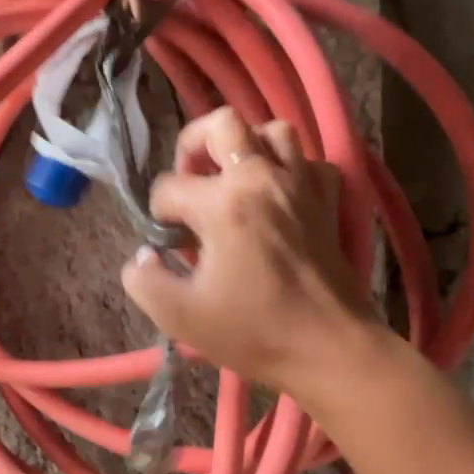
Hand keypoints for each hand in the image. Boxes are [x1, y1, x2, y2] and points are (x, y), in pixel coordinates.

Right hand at [121, 109, 372, 393]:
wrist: (330, 349)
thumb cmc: (252, 332)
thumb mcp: (177, 315)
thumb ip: (143, 279)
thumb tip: (145, 255)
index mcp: (222, 204)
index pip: (168, 187)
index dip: (157, 214)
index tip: (168, 246)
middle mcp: (262, 179)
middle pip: (222, 124)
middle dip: (193, 146)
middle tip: (189, 180)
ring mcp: (301, 186)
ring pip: (273, 130)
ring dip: (245, 146)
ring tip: (230, 179)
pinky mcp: (329, 202)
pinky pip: (310, 161)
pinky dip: (290, 168)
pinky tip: (276, 195)